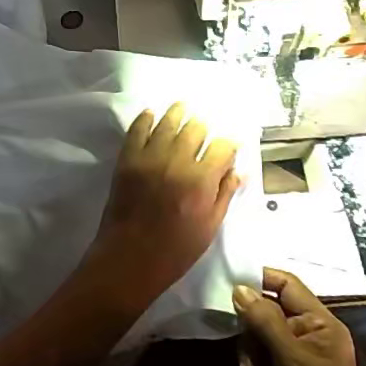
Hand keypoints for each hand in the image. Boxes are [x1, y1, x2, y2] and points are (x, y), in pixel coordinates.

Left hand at [87, 102, 242, 303]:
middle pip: (195, 129)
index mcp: (202, 180)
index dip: (229, 144)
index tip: (229, 146)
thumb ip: (224, 195)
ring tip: (182, 106)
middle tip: (204, 127)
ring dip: (177, 113)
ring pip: (167, 123)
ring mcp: (149, 157)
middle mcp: (177, 161)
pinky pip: (137, 130)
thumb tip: (238, 171)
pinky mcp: (127, 160)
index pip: (223, 147)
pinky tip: (150, 114)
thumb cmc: (175, 250)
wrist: (129, 258)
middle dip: (203, 127)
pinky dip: (145, 119)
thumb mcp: (209, 227)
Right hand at [233, 268, 365, 365]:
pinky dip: (252, 364)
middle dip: (251, 322)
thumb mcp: (294, 360)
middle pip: (268, 307)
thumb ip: (266, 322)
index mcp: (320, 322)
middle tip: (242, 340)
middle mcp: (308, 332)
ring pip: (259, 332)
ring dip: (249, 348)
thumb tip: (239, 288)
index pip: (287, 284)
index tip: (227, 281)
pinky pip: (259, 354)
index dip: (260, 278)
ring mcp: (295, 354)